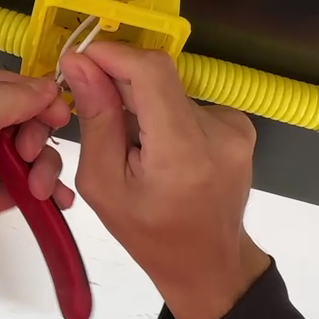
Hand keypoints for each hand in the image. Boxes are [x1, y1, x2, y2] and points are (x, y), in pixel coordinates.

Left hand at [0, 74, 73, 318]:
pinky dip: (39, 191)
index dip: (25, 94)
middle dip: (32, 135)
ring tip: (43, 190)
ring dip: (39, 166)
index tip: (56, 110)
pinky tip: (54, 202)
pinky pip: (16, 188)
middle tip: (34, 156)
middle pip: (8, 118)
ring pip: (17, 153)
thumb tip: (42, 86)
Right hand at [60, 42, 269, 318]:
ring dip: (141, 102)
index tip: (79, 59)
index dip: (112, 55)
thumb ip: (95, 118)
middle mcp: (219, 131)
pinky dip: (163, 114)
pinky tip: (157, 147)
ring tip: (131, 144)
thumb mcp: (102, 183)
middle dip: (118, 82)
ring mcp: (235, 126)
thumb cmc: (148, 234)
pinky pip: (186, 101)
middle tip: (91, 105)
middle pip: (158, 78)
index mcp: (183, 152)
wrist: (208, 264)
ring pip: (169, 89)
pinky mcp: (239, 124)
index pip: (151, 72)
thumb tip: (79, 62)